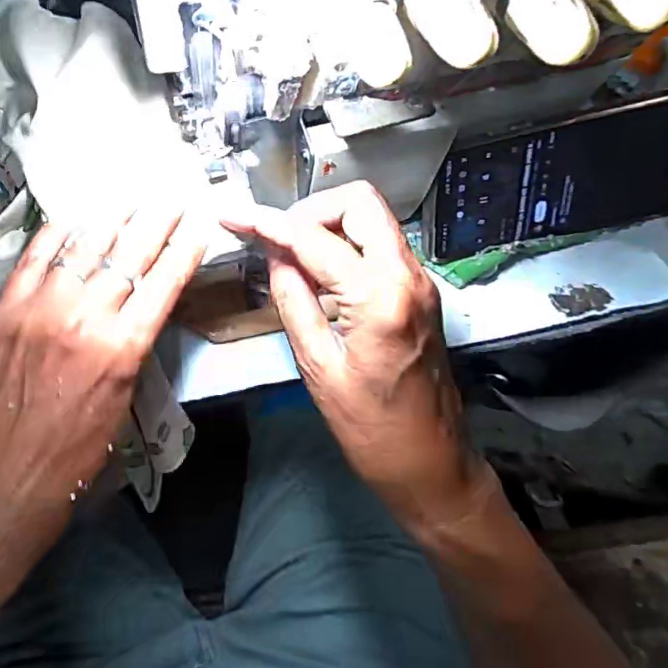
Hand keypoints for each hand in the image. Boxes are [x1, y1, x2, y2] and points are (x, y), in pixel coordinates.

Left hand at [0, 207, 206, 585]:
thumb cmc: (70, 459)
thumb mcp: (121, 404)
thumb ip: (130, 348)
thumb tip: (138, 307)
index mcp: (121, 349)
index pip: (163, 282)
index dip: (184, 247)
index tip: (198, 223)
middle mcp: (82, 318)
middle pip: (127, 255)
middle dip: (154, 222)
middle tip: (169, 199)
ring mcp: (38, 308)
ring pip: (81, 248)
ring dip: (109, 220)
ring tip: (128, 201)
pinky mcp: (3, 309)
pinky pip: (33, 258)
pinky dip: (55, 235)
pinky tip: (71, 219)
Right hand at [221, 183, 493, 532]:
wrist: (432, 465)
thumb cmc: (371, 429)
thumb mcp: (317, 364)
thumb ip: (292, 298)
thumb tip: (274, 254)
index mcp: (379, 296)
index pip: (313, 237)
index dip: (267, 223)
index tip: (234, 217)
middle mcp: (408, 276)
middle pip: (358, 202)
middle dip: (309, 210)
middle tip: (276, 240)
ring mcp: (420, 282)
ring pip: (371, 218)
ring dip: (327, 225)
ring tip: (290, 258)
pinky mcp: (419, 292)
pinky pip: (379, 245)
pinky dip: (344, 244)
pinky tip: (318, 275)